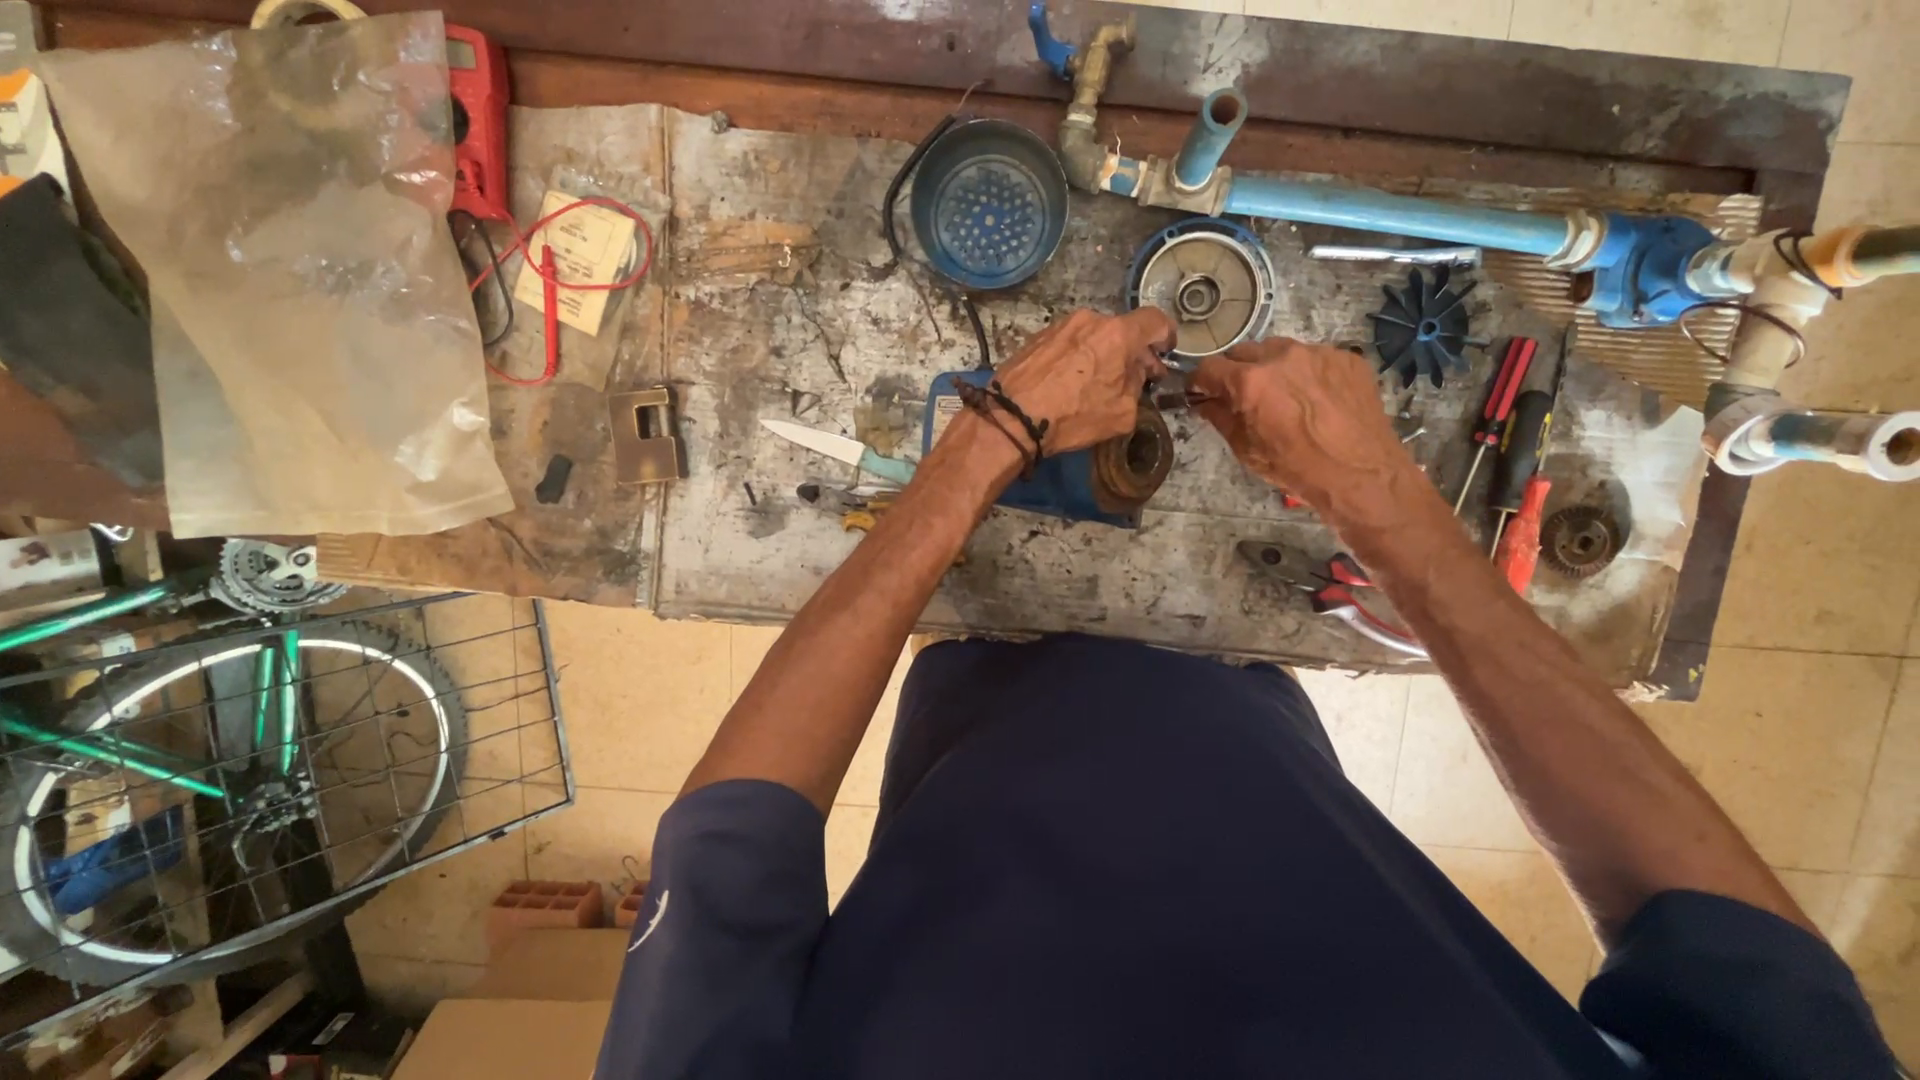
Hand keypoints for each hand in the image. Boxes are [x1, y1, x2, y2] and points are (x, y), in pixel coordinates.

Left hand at [990, 309, 1173, 453]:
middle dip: (1132, 351)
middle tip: (1133, 377)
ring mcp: (1060, 326)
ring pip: (1094, 335)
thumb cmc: (1072, 416)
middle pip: (1122, 330)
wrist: (1012, 418)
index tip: (1164, 353)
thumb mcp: (1122, 412)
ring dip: (1103, 354)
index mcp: (1117, 333)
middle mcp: (1089, 320)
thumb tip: (1136, 372)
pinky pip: (1069, 342)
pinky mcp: (1037, 337)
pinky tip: (1070, 381)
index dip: (1166, 336)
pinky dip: (1078, 356)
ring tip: (1097, 382)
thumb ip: (1137, 384)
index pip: (1155, 320)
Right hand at [1191, 338, 1416, 519]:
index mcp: (1250, 381)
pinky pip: (1314, 357)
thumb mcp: (1246, 450)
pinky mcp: (1346, 358)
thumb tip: (1204, 402)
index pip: (1209, 367)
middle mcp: (1282, 356)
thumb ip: (1220, 418)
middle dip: (1236, 371)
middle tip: (1242, 396)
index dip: (1200, 381)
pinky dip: (1306, 373)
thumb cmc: (1297, 467)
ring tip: (1283, 395)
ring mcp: (1317, 353)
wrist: (1361, 474)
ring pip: (1279, 350)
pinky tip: (1315, 399)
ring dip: (1271, 368)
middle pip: (1243, 352)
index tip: (1200, 392)